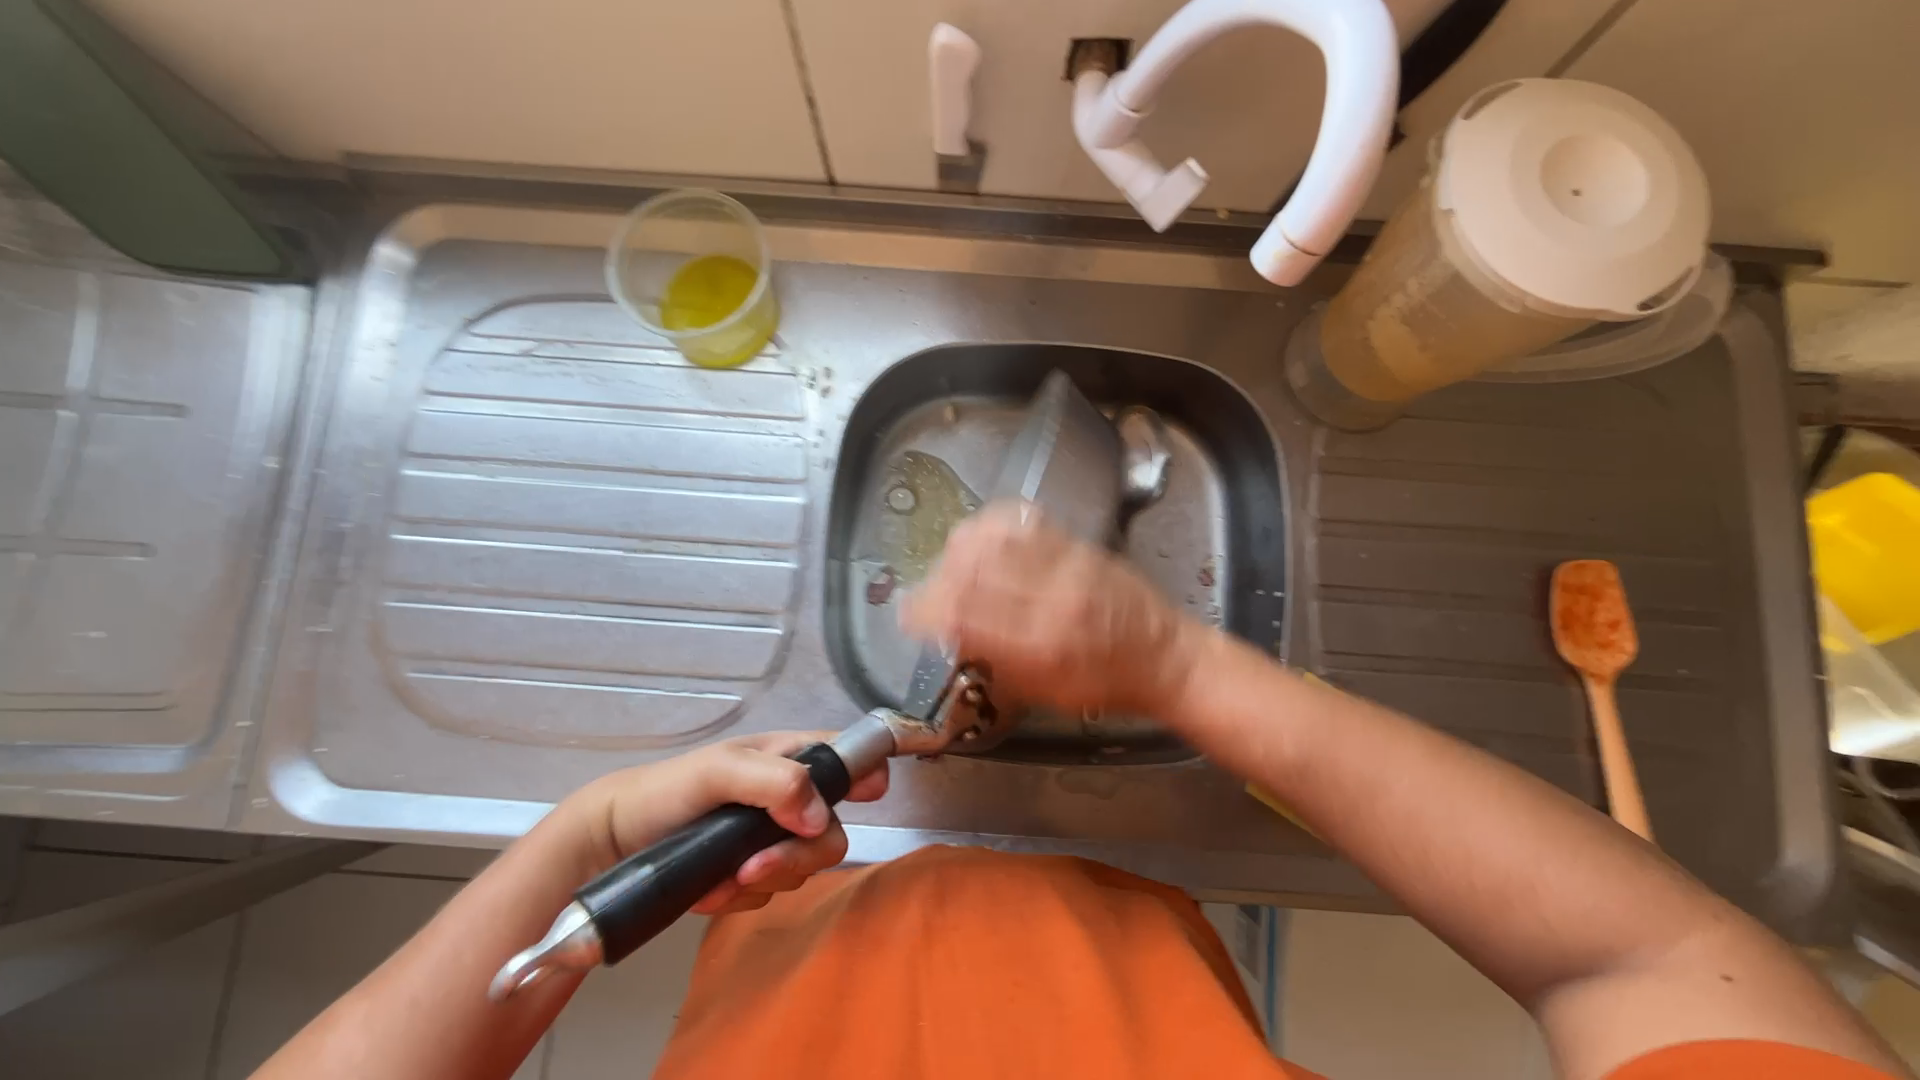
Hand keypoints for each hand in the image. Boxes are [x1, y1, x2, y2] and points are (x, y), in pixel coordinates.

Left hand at [555, 732, 888, 913]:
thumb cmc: (666, 791)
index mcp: (788, 757)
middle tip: (753, 867)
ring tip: (717, 880)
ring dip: (761, 880)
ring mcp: (770, 838)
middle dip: (796, 855)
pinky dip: (738, 899)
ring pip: (801, 868)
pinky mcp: (749, 874)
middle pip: (831, 830)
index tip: (868, 796)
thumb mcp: (718, 771)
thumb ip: (775, 781)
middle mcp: (788, 797)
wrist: (612, 847)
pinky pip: (769, 894)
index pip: (845, 755)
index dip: (866, 772)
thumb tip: (819, 816)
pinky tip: (708, 891)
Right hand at [900, 500, 1203, 715]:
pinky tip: (983, 540)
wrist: (1167, 657)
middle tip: (930, 594)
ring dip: (959, 550)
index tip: (908, 614)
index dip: (924, 611)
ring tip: (953, 567)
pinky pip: (1022, 520)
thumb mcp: (1046, 693)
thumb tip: (952, 633)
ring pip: (991, 538)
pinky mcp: (1077, 544)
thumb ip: (996, 660)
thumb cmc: (1107, 687)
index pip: (963, 614)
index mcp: (1040, 645)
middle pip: (969, 569)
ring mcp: (1065, 564)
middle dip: (935, 580)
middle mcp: (1050, 597)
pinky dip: (991, 526)